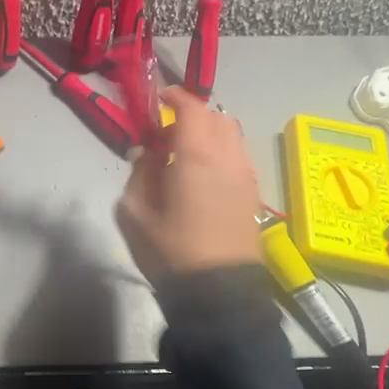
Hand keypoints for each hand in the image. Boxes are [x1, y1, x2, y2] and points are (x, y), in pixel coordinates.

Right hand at [116, 86, 263, 281]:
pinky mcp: (253, 193)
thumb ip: (139, 174)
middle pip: (214, 116)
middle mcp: (227, 156)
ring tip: (185, 154)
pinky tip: (202, 175)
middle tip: (164, 133)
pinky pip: (237, 155)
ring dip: (208, 132)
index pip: (191, 107)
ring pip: (231, 134)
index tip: (155, 100)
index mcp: (196, 155)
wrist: (219, 291)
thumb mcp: (135, 212)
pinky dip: (220, 151)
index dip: (173, 96)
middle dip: (189, 114)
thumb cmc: (170, 250)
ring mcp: (245, 174)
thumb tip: (147, 154)